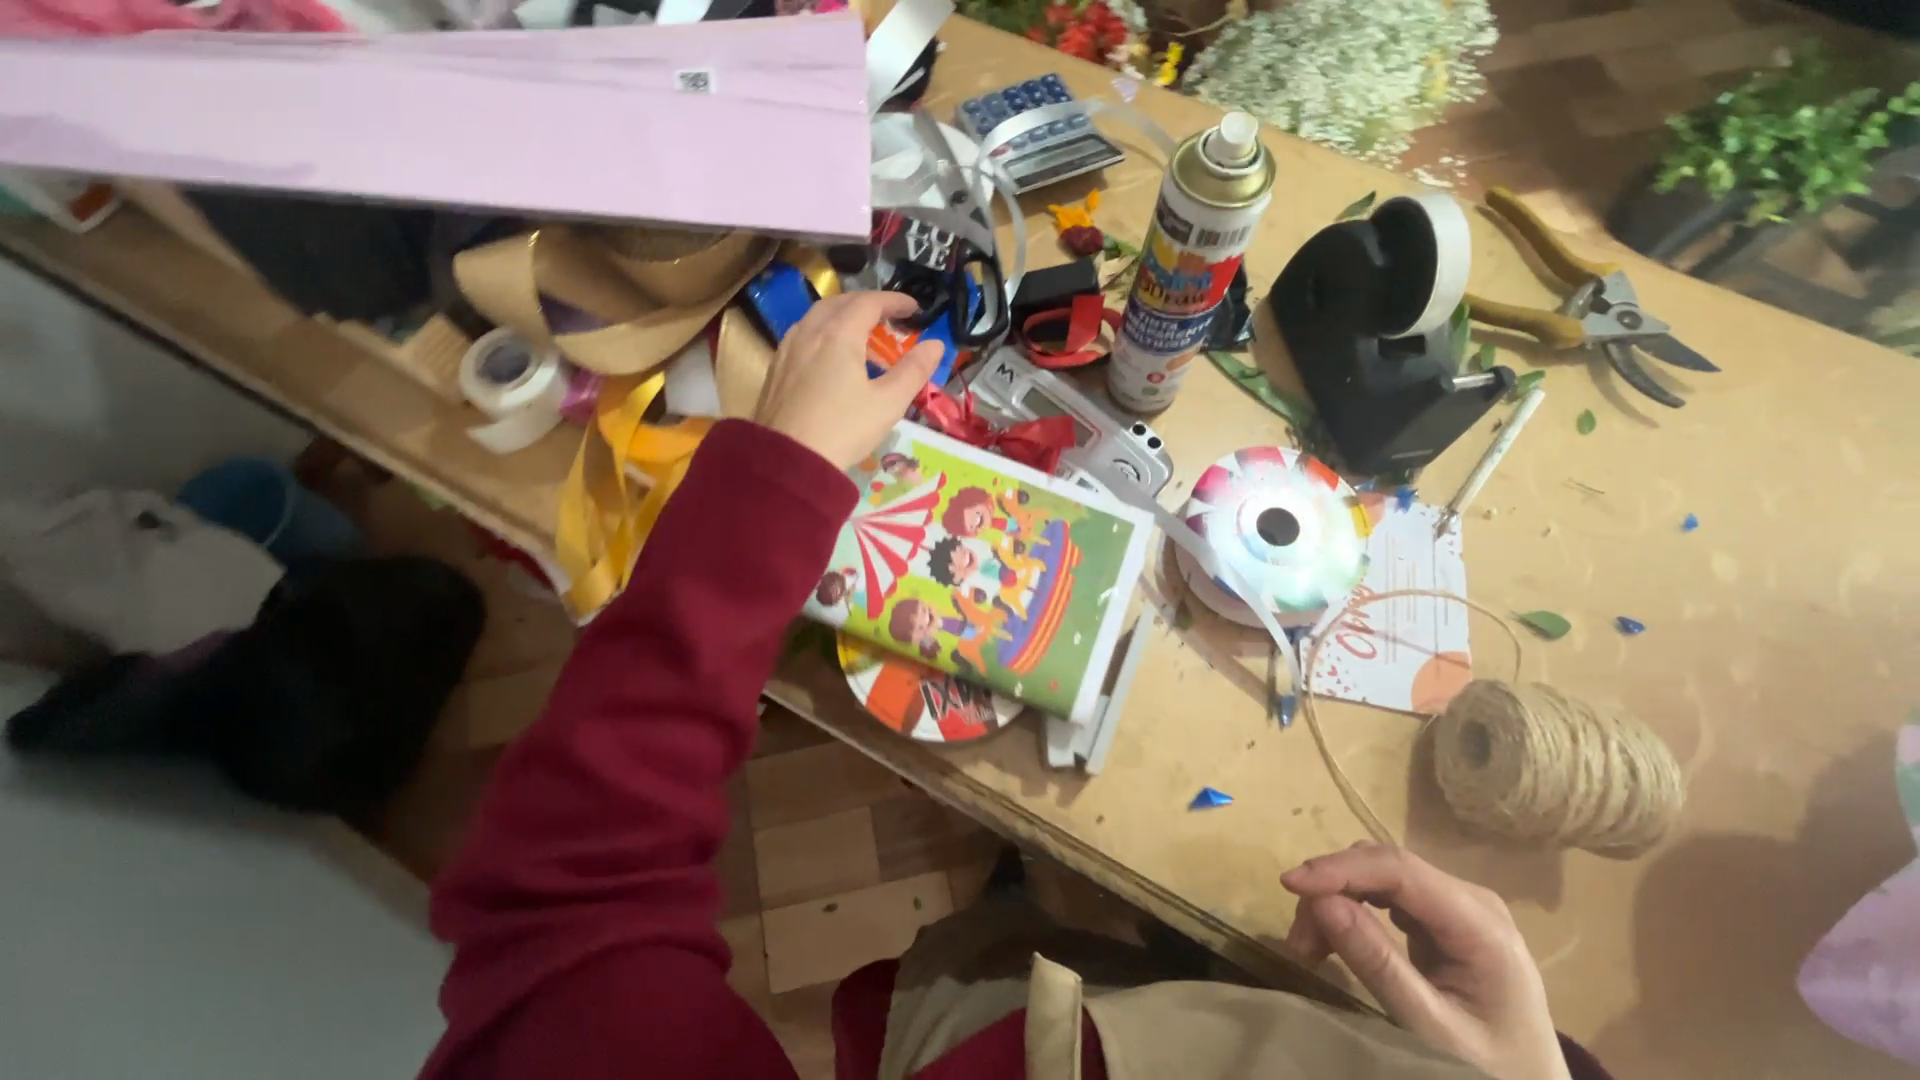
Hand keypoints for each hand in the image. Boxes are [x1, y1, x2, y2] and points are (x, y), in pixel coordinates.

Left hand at [753, 291, 943, 469]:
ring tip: (861, 339)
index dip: (894, 301)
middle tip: (888, 319)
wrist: (788, 462)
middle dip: (867, 305)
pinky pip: (803, 337)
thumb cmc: (843, 430)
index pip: (869, 303)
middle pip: (840, 304)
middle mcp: (810, 332)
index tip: (914, 309)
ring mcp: (788, 350)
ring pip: (817, 318)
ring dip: (842, 318)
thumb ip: (913, 370)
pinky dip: (823, 335)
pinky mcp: (776, 369)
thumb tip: (935, 344)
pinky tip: (830, 359)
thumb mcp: (888, 403)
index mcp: (839, 335)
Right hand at [1281, 843, 1569, 1079]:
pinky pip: (1384, 894)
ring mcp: (1457, 906)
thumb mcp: (1435, 1029)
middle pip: (1384, 867)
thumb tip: (1321, 902)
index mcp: (1483, 924)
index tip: (1289, 884)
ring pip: (1377, 876)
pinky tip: (1334, 937)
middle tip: (1298, 942)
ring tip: (1309, 947)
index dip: (1340, 869)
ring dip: (1335, 899)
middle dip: (1331, 890)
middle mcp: (1471, 900)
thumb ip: (1380, 965)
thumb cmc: (1492, 1070)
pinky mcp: (1442, 919)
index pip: (1398, 869)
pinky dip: (1350, 908)